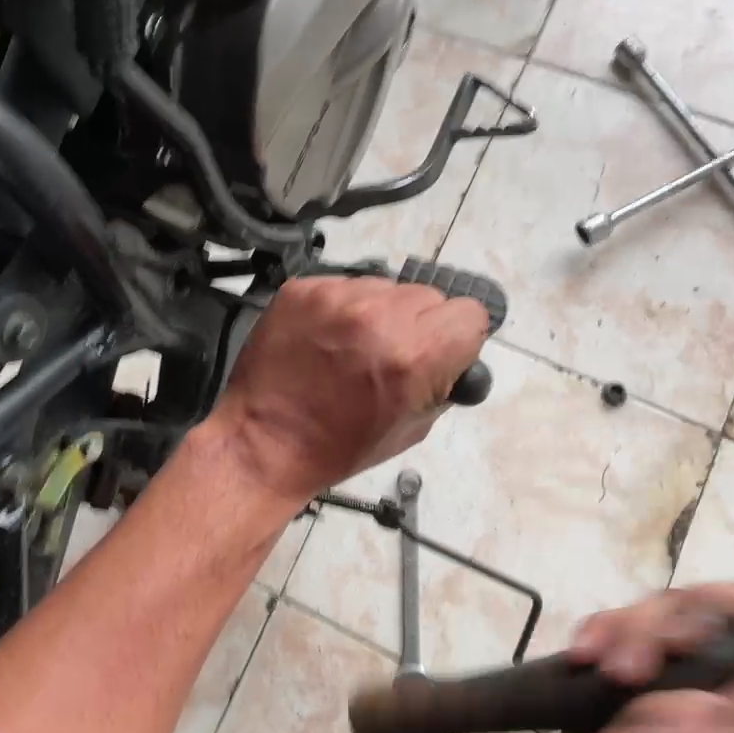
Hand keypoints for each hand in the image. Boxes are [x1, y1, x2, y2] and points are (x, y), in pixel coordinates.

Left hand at [206, 276, 488, 503]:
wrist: (264, 443)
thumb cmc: (341, 447)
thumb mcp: (414, 427)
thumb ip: (442, 380)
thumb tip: (455, 354)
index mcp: (413, 355)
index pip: (470, 314)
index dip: (459, 338)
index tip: (441, 354)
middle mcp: (378, 316)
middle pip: (430, 296)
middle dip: (421, 324)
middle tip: (392, 356)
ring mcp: (336, 297)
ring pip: (386, 286)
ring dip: (381, 312)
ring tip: (352, 347)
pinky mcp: (303, 289)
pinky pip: (344, 285)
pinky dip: (342, 308)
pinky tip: (325, 339)